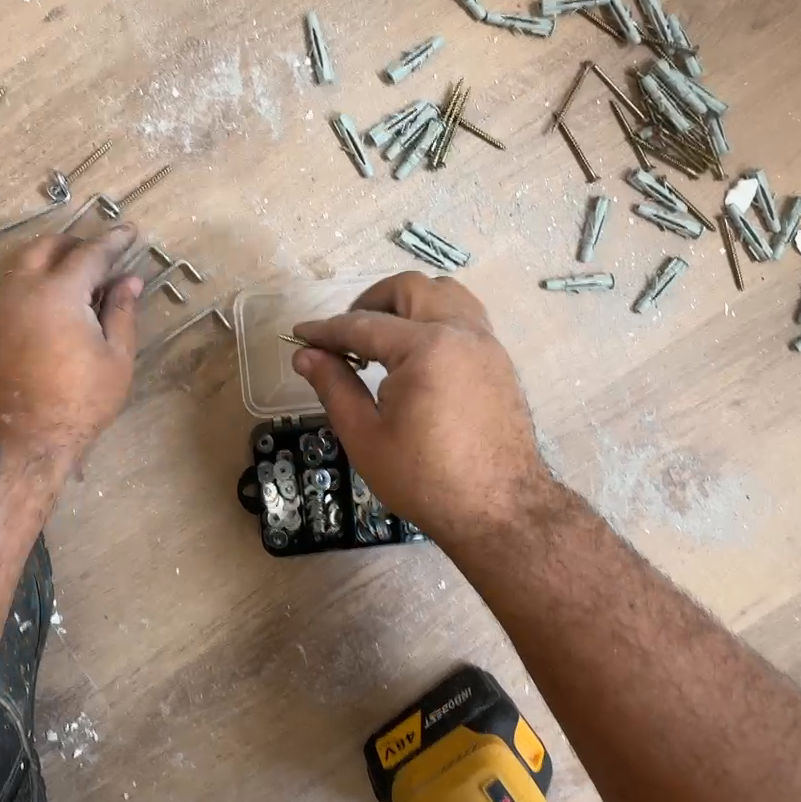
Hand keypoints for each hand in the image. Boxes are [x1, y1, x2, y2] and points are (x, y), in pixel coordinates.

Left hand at [0, 224, 142, 470]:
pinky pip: (17, 286)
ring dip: (54, 260)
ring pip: (26, 264)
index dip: (114, 241)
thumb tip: (128, 281)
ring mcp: (3, 308)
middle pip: (48, 246)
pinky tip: (60, 302)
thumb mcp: (116, 357)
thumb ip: (121, 312)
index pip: (90, 253)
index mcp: (58, 292)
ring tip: (83, 277)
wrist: (20, 439)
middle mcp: (24, 290)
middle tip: (103, 253)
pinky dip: (39, 280)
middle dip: (77, 243)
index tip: (130, 232)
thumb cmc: (78, 402)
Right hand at [292, 272, 550, 541]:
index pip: (363, 325)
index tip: (299, 335)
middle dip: (370, 302)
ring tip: (383, 335)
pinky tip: (416, 353)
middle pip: (409, 289)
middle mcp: (460, 332)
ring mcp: (486, 343)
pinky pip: (464, 316)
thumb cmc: (426, 479)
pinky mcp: (498, 360)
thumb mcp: (365, 436)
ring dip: (407, 303)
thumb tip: (306, 356)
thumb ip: (334, 386)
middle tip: (345, 336)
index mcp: (426, 348)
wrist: (501, 512)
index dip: (326, 331)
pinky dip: (434, 318)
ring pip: (444, 294)